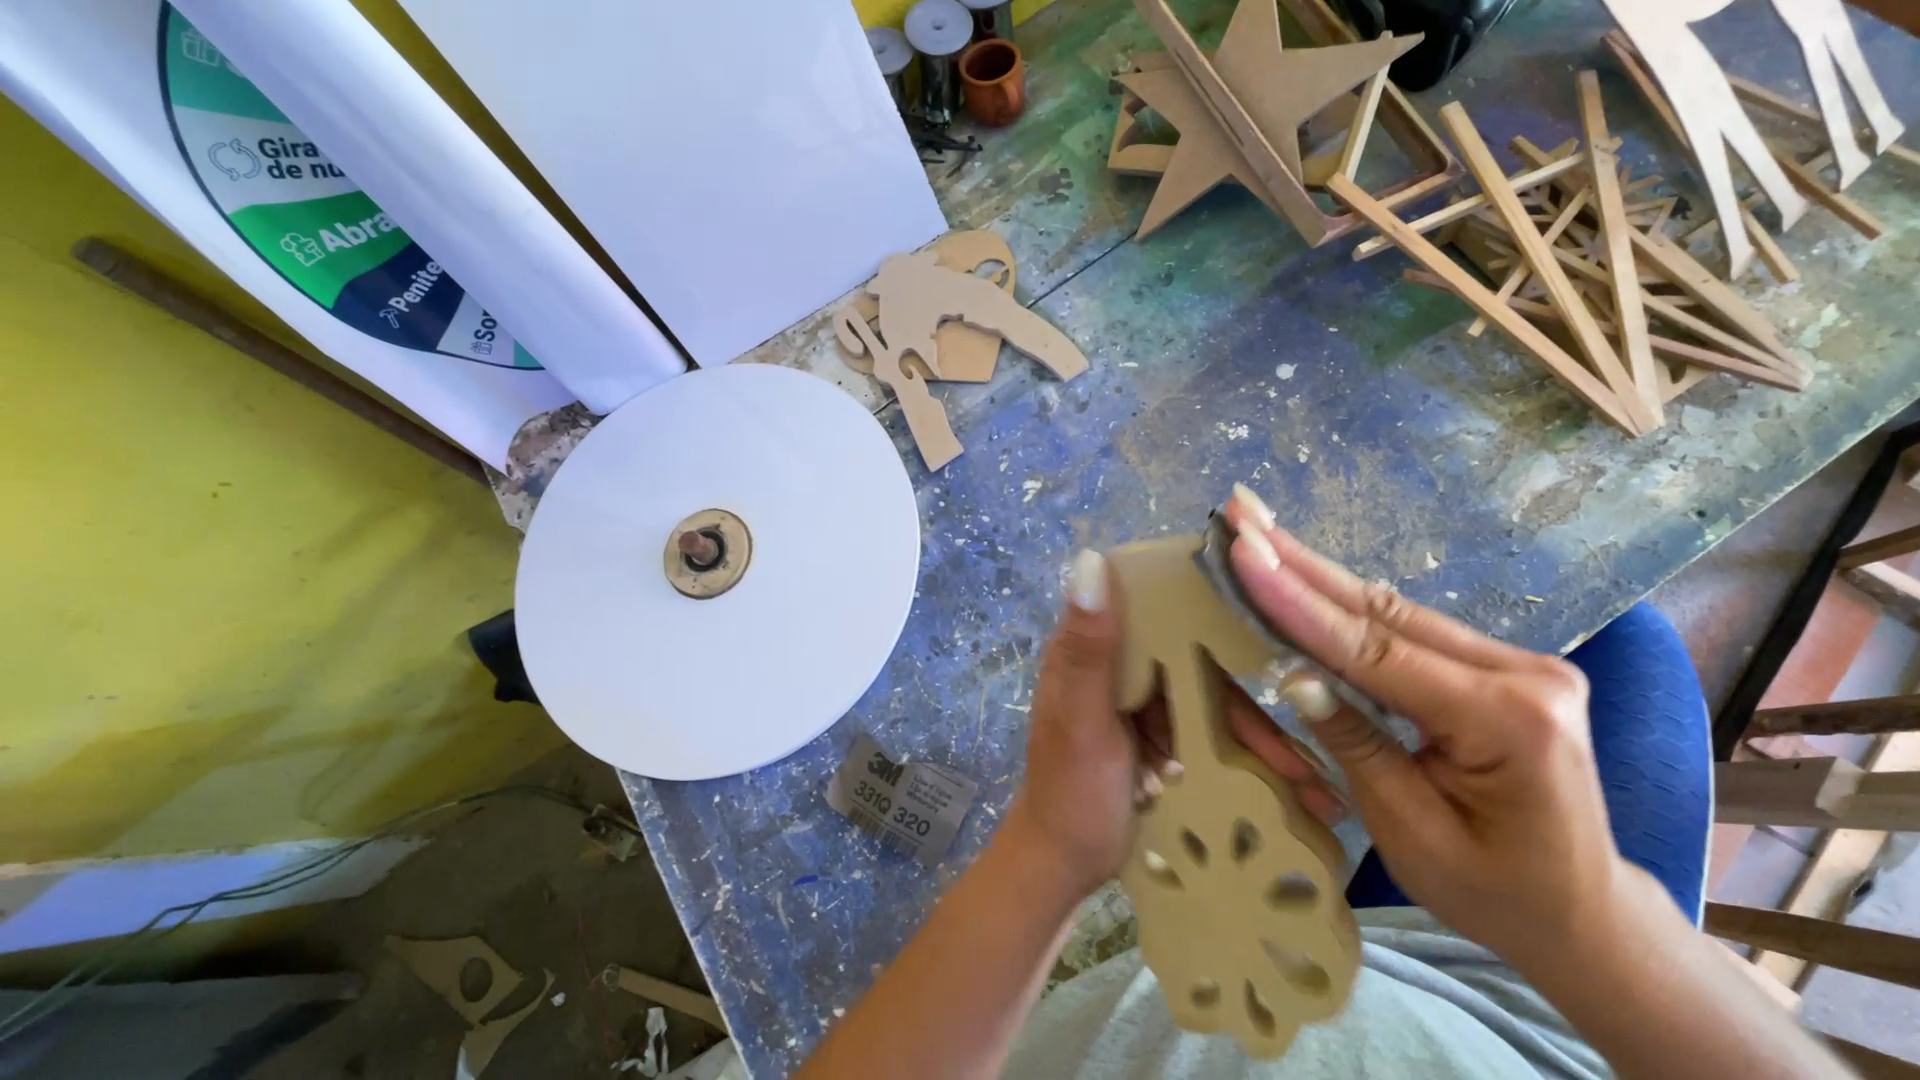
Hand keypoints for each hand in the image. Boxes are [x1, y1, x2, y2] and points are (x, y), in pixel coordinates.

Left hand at [1005, 550, 1345, 903]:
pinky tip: (1296, 795)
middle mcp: (1123, 670)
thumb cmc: (1067, 792)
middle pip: (1200, 668)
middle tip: (1314, 734)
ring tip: (1316, 788)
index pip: (1159, 611)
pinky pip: (1215, 742)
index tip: (1276, 616)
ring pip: (1216, 710)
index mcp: (1095, 651)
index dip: (1212, 608)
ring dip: (1264, 745)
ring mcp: (1147, 709)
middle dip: (1257, 706)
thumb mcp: (1080, 720)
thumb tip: (1091, 560)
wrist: (1062, 866)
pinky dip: (1250, 766)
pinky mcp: (1165, 743)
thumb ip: (1089, 649)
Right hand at [1223, 484, 1624, 967]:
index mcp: (1508, 720)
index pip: (1376, 651)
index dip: (1300, 603)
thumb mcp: (1411, 832)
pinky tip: (1309, 576)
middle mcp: (1523, 673)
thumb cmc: (1494, 892)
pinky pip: (1411, 632)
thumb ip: (1358, 745)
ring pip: (1395, 612)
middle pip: (1385, 611)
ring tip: (1261, 534)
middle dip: (1302, 563)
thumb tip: (1294, 676)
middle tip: (1242, 513)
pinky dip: (1349, 607)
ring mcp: (1518, 665)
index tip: (1246, 554)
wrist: (1581, 915)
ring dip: (1320, 576)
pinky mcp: (1502, 669)